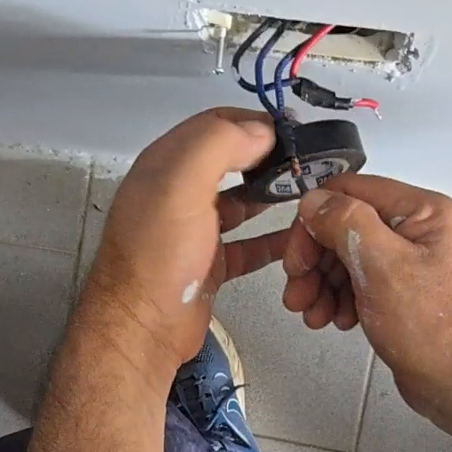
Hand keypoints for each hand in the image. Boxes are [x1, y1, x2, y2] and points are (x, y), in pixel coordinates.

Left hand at [78, 108, 289, 370]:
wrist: (143, 328)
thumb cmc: (159, 256)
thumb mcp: (181, 186)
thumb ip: (219, 146)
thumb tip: (261, 131)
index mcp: (166, 164)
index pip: (215, 124)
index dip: (254, 123)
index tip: (294, 132)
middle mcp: (177, 192)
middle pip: (230, 161)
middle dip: (268, 158)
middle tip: (307, 162)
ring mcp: (193, 230)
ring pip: (240, 202)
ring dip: (272, 195)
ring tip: (308, 193)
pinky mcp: (208, 263)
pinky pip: (246, 244)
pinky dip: (270, 239)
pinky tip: (295, 237)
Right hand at [282, 173, 451, 431]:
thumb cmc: (431, 327)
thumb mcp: (383, 266)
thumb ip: (346, 223)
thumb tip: (313, 200)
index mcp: (419, 211)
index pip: (348, 192)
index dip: (313, 222)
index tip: (295, 260)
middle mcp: (413, 229)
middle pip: (342, 227)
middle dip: (313, 261)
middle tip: (296, 296)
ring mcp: (406, 260)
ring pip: (344, 258)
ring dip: (320, 284)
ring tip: (312, 316)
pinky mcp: (398, 290)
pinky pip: (356, 283)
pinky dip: (338, 299)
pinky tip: (335, 321)